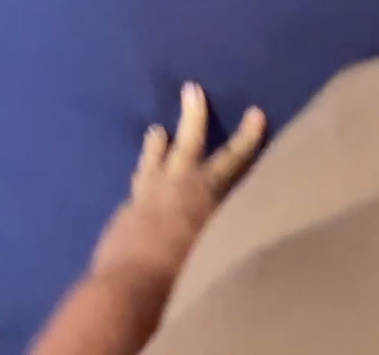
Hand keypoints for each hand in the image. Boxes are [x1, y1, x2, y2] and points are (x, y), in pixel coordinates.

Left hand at [88, 84, 266, 287]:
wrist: (127, 290)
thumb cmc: (183, 266)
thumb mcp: (216, 237)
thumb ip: (227, 219)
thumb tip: (245, 208)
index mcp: (203, 189)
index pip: (233, 157)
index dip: (248, 136)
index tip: (256, 112)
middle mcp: (174, 185)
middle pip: (186, 143)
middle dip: (193, 115)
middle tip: (191, 89)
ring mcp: (143, 200)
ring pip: (152, 164)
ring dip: (155, 148)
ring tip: (155, 131)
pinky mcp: (121, 219)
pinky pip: (135, 194)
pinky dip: (141, 186)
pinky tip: (138, 191)